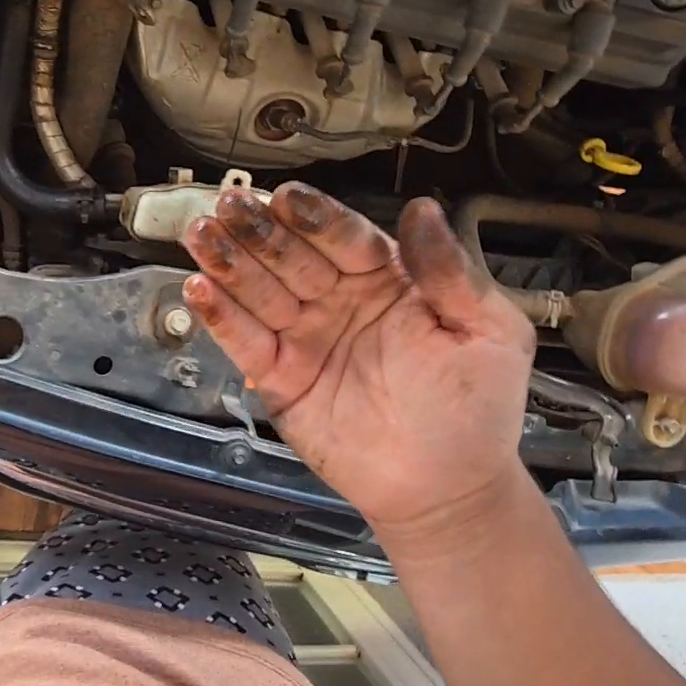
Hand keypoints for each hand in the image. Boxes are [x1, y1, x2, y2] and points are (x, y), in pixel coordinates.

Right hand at [180, 185, 535, 539]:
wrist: (444, 488)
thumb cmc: (473, 408)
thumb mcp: (487, 332)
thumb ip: (451, 272)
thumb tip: (424, 209)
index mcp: (385, 280)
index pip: (343, 237)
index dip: (314, 216)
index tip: (287, 197)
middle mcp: (336, 299)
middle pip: (289, 255)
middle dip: (257, 228)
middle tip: (229, 203)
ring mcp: (302, 336)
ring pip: (258, 289)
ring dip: (227, 260)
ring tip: (200, 232)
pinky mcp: (276, 376)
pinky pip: (244, 340)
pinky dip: (220, 316)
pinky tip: (198, 288)